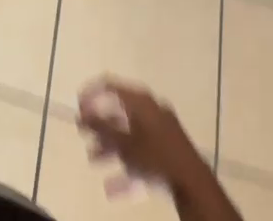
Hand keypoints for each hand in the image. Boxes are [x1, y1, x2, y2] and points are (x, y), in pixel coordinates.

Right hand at [77, 78, 210, 195]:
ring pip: (130, 135)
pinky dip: (127, 165)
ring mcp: (163, 131)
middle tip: (84, 135)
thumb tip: (81, 113)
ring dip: (110, 147)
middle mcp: (152, 110)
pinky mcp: (170, 150)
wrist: (194, 184)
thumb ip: (100, 126)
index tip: (78, 107)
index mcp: (141, 101)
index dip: (91, 94)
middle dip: (100, 126)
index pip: (109, 86)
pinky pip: (143, 153)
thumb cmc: (155, 156)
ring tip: (94, 159)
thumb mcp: (122, 141)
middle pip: (119, 113)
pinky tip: (113, 187)